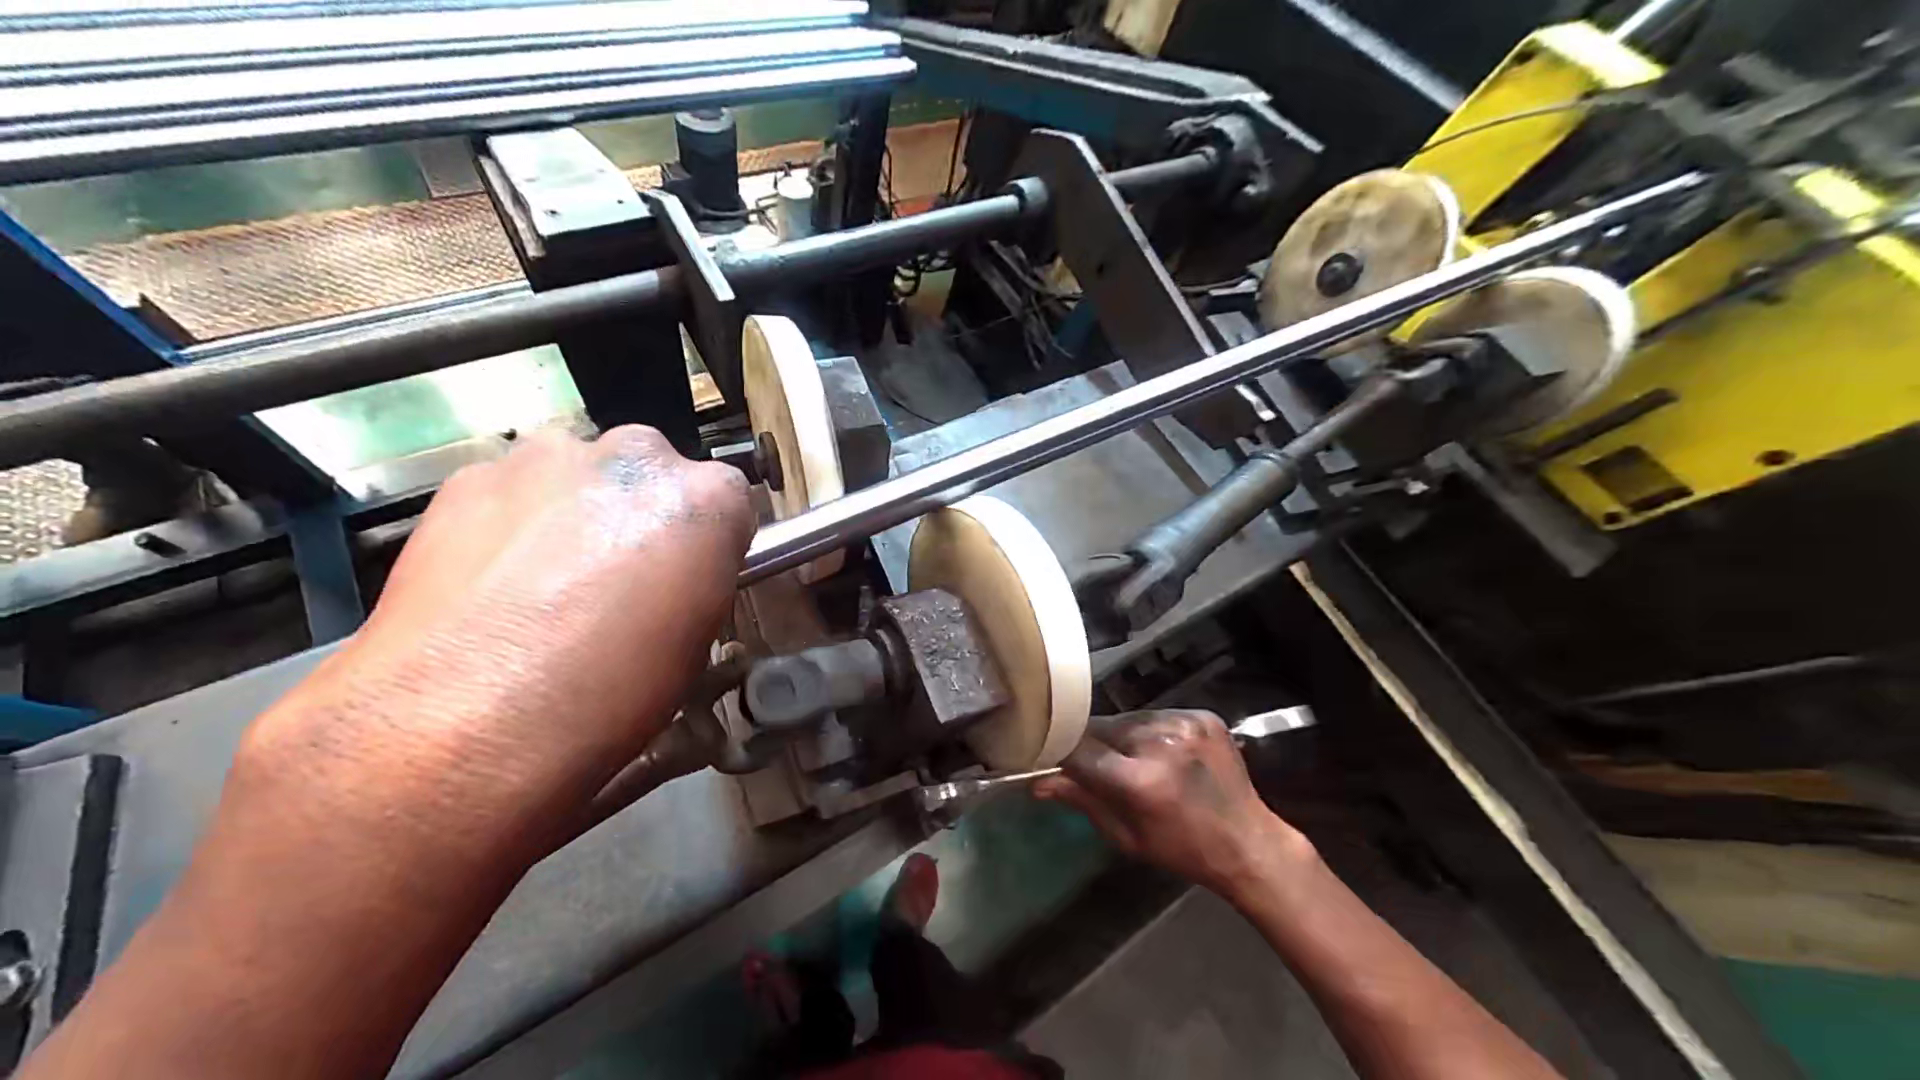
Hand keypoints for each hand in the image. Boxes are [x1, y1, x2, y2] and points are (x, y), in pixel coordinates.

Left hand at [235, 425, 751, 855]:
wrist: (461, 724)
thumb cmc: (609, 697)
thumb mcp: (696, 643)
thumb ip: (698, 580)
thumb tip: (676, 573)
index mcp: (708, 498)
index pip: (730, 500)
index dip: (708, 542)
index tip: (687, 575)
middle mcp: (638, 456)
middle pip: (654, 472)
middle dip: (643, 513)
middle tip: (618, 577)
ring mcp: (549, 458)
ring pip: (580, 473)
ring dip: (578, 510)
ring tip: (548, 579)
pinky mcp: (471, 477)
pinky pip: (512, 490)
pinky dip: (513, 522)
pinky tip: (495, 581)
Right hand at [1033, 710, 1313, 899]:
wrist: (1249, 842)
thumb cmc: (1182, 849)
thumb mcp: (1126, 836)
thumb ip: (1082, 800)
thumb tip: (1037, 783)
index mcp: (1139, 780)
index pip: (1079, 750)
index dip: (1061, 751)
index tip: (1049, 753)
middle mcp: (1160, 742)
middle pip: (1102, 728)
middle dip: (1092, 743)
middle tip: (1096, 763)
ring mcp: (1184, 724)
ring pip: (1128, 718)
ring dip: (1122, 734)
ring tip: (1133, 758)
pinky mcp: (1202, 715)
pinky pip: (1157, 715)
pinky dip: (1151, 730)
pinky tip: (1162, 751)